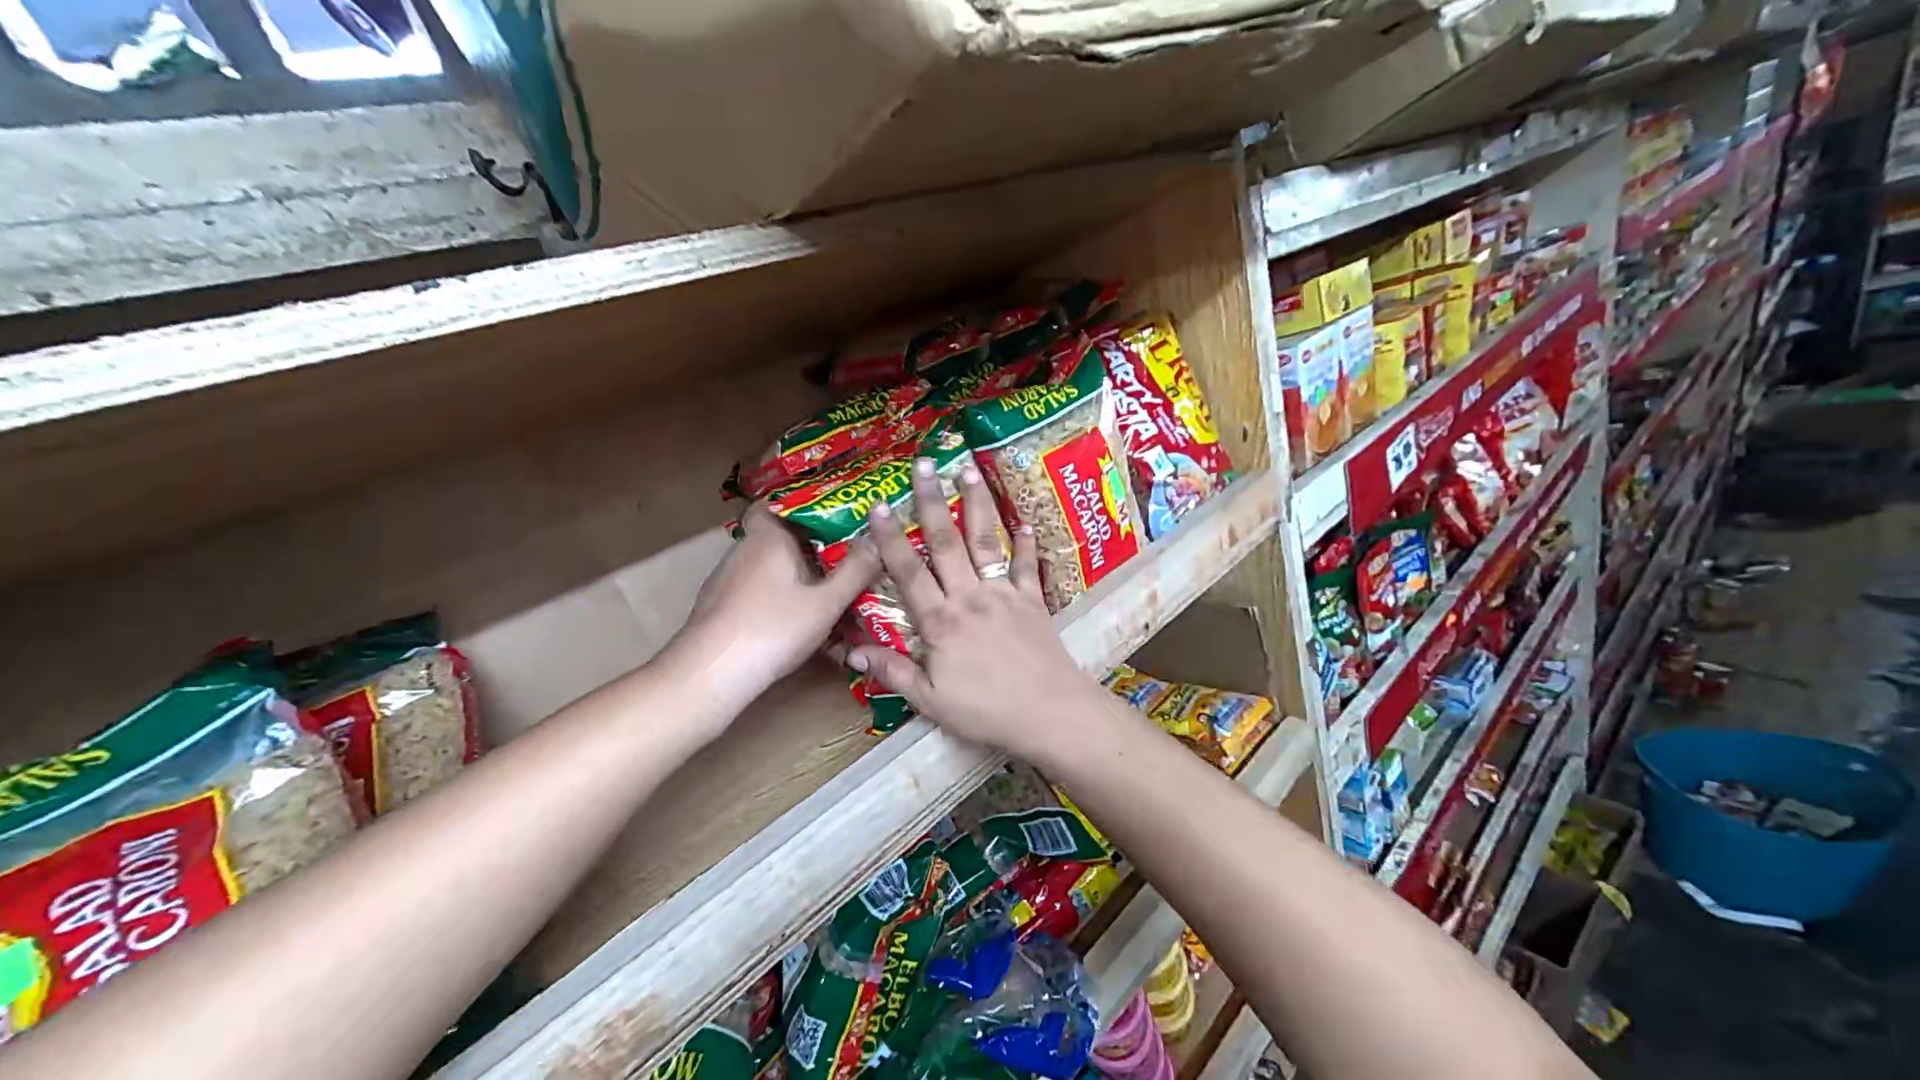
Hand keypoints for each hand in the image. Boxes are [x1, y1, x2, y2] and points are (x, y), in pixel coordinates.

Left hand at [667, 505, 878, 717]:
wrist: (712, 673)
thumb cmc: (773, 628)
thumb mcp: (826, 603)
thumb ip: (855, 571)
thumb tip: (878, 540)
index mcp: (768, 539)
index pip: (774, 504)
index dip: (798, 507)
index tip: (827, 518)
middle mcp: (742, 551)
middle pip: (775, 539)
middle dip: (806, 549)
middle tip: (840, 561)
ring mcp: (725, 580)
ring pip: (765, 568)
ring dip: (790, 577)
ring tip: (821, 595)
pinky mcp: (717, 607)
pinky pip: (752, 592)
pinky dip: (772, 599)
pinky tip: (790, 624)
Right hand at [848, 457, 1117, 767]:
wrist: (1049, 713)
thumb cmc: (986, 710)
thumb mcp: (931, 701)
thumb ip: (893, 672)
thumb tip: (851, 650)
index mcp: (940, 621)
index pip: (908, 572)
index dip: (890, 539)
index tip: (878, 505)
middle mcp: (970, 597)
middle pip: (946, 543)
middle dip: (932, 502)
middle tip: (924, 464)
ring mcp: (1004, 595)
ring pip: (985, 543)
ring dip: (976, 506)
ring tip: (969, 471)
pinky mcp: (1032, 601)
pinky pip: (1026, 567)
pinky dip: (1027, 544)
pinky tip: (1026, 522)